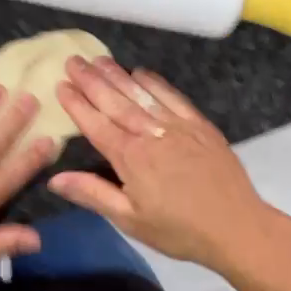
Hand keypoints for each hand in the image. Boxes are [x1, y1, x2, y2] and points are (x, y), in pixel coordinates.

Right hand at [49, 57, 275, 270]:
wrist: (236, 226)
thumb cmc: (179, 230)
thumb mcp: (130, 220)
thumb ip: (93, 194)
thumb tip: (54, 178)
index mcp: (130, 158)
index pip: (96, 124)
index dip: (77, 104)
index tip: (61, 85)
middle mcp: (151, 134)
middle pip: (116, 102)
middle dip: (92, 80)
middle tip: (73, 60)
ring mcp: (178, 126)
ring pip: (142, 94)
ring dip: (118, 75)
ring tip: (99, 59)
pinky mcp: (200, 126)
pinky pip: (172, 97)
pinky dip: (155, 83)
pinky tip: (141, 73)